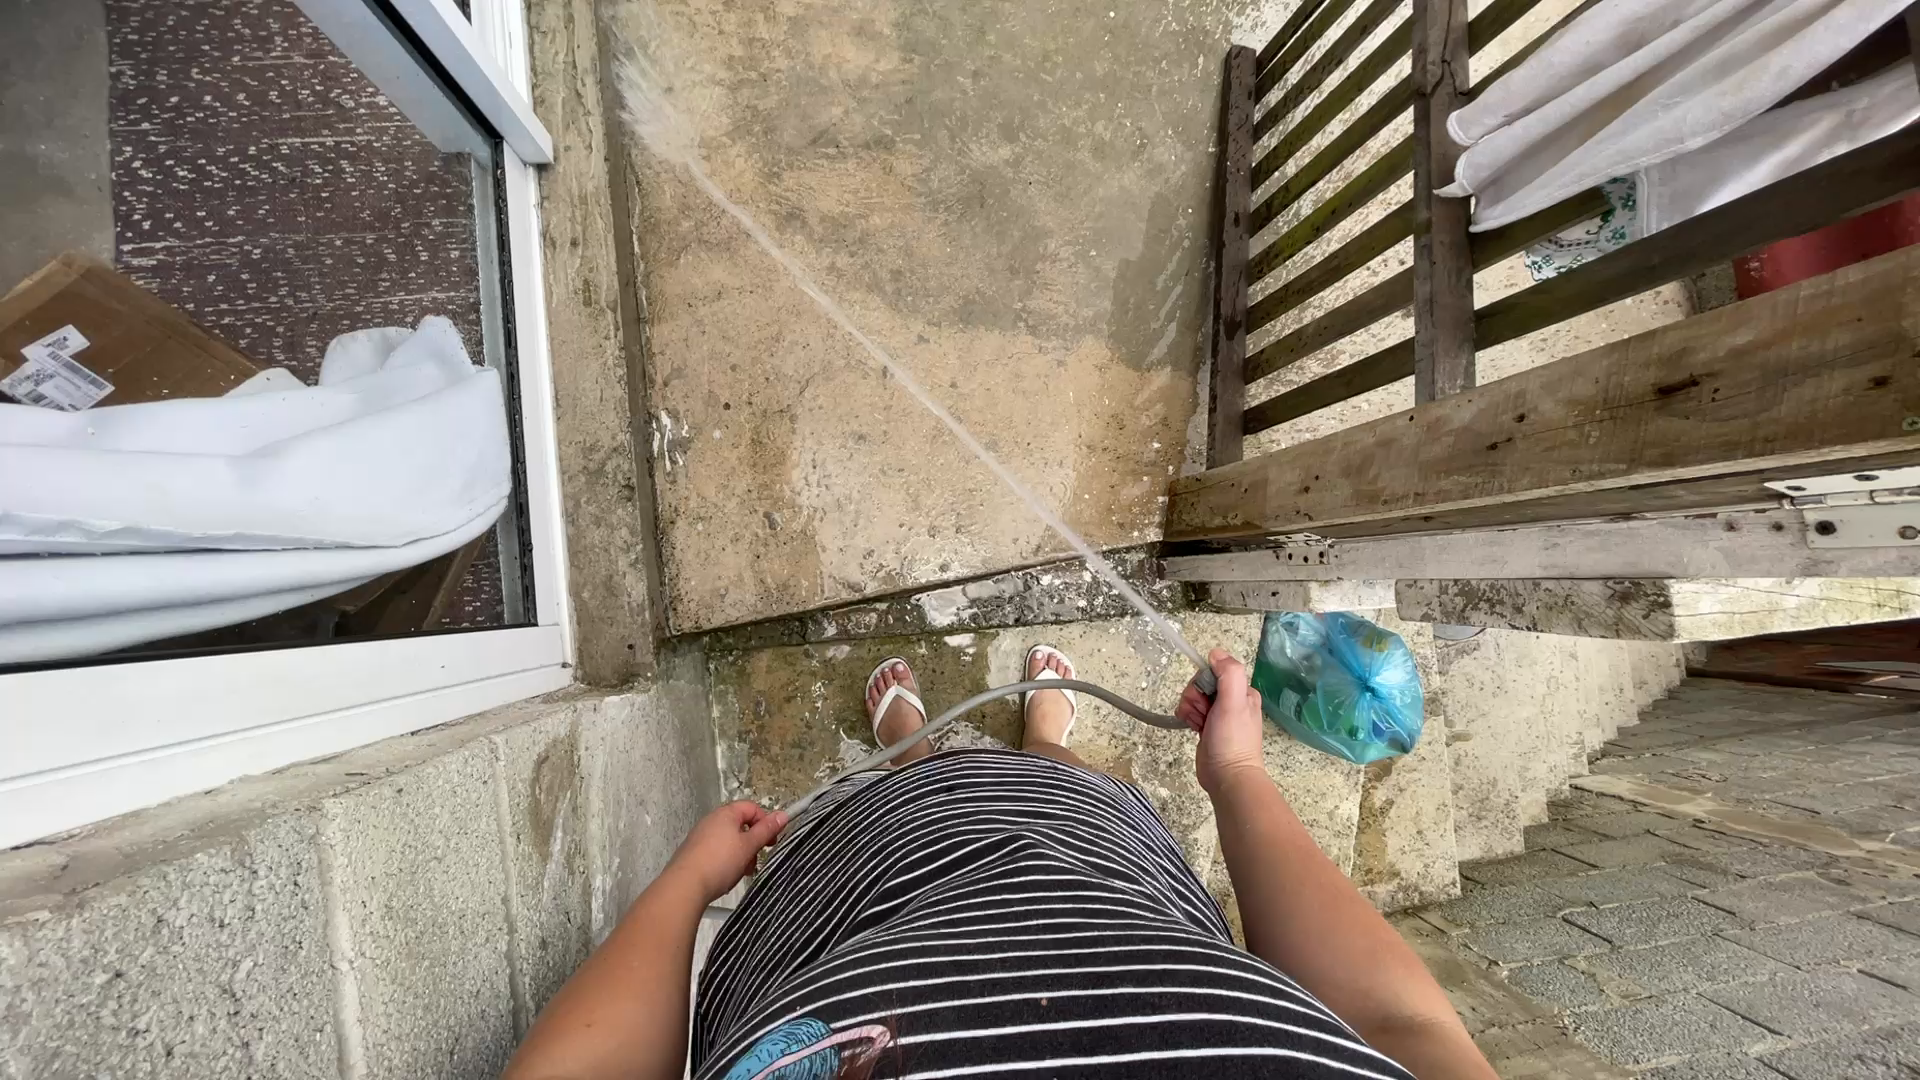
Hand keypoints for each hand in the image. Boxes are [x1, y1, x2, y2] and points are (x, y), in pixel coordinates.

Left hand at [661, 801, 788, 904]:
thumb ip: (767, 830)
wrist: (684, 887)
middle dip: (752, 842)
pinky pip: (715, 852)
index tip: (771, 839)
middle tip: (756, 858)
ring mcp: (699, 837)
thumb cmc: (719, 862)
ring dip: (740, 853)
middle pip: (740, 825)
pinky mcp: (692, 853)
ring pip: (728, 840)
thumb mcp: (749, 846)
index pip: (752, 808)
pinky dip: (725, 861)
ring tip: (741, 872)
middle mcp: (711, 821)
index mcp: (726, 814)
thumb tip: (782, 815)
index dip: (765, 821)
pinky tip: (725, 876)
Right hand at [1176, 648, 1266, 795]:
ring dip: (1190, 708)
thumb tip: (1215, 652)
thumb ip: (1229, 674)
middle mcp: (1232, 700)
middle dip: (1194, 697)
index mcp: (1243, 692)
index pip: (1214, 671)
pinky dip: (1188, 716)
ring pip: (1194, 697)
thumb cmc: (1232, 739)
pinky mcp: (1207, 726)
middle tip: (1203, 715)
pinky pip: (1191, 711)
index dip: (1203, 682)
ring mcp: (1219, 714)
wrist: (1227, 777)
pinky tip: (1193, 728)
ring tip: (1198, 724)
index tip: (1206, 699)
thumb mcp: (1234, 702)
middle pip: (1202, 684)